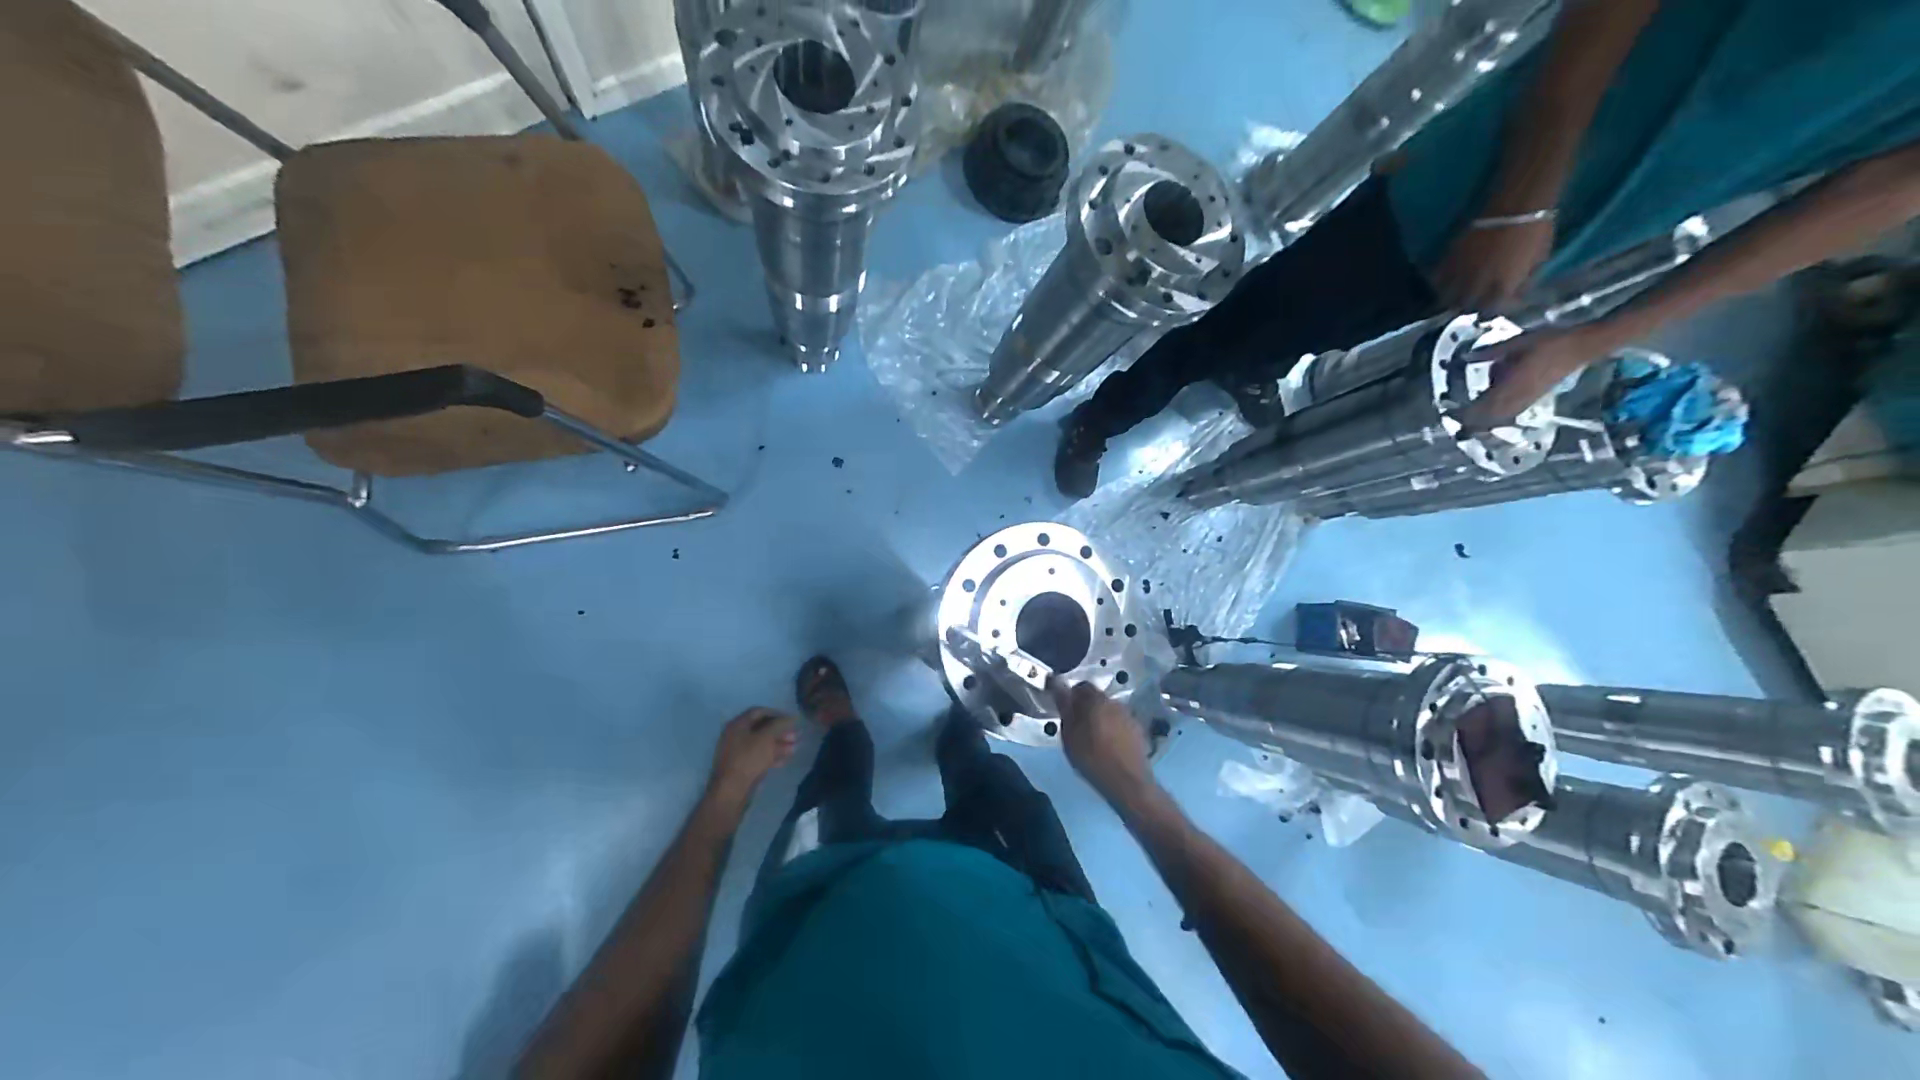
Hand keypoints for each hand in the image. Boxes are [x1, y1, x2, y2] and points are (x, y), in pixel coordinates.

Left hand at [707, 707, 797, 806]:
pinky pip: (759, 756)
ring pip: (761, 743)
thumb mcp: (767, 737)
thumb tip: (792, 717)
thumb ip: (780, 724)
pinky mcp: (742, 767)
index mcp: (737, 725)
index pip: (758, 712)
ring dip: (779, 744)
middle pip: (761, 728)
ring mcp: (738, 752)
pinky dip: (772, 755)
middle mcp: (735, 736)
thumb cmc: (749, 758)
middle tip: (795, 736)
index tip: (791, 720)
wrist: (732, 790)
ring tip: (795, 748)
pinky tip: (785, 760)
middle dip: (780, 731)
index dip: (777, 714)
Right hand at [1050, 679, 1154, 805]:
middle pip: (1096, 698)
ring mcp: (1129, 716)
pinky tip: (1108, 746)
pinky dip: (1113, 730)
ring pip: (1109, 711)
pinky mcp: (1138, 731)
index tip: (1064, 711)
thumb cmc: (1092, 757)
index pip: (1081, 686)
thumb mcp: (1069, 733)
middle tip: (1075, 726)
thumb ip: (1064, 705)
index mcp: (1096, 699)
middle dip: (1085, 708)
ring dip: (1100, 719)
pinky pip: (1120, 724)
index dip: (1071, 696)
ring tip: (1092, 738)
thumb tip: (1056, 681)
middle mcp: (1115, 702)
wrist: (1127, 782)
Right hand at [1430, 217, 1554, 312]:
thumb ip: (1522, 283)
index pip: (1490, 311)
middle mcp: (1477, 285)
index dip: (1491, 312)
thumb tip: (1513, 297)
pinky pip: (1436, 279)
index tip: (1492, 309)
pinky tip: (1444, 282)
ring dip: (1451, 299)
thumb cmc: (1534, 232)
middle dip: (1468, 307)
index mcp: (1502, 287)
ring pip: (1446, 297)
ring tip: (1455, 296)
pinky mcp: (1449, 259)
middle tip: (1473, 303)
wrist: (1518, 205)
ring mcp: (1460, 272)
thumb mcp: (1538, 262)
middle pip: (1464, 307)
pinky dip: (1438, 284)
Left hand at [1452, 324, 1607, 429]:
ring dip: (1482, 423)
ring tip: (1466, 425)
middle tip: (1454, 424)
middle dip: (1470, 424)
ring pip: (1499, 419)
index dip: (1463, 414)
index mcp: (1510, 385)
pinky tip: (1490, 417)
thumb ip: (1489, 353)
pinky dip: (1496, 418)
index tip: (1448, 413)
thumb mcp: (1516, 343)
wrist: (1583, 346)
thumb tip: (1465, 358)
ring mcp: (1527, 400)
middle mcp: (1517, 397)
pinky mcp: (1534, 399)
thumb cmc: (1549, 342)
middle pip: (1488, 418)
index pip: (1480, 407)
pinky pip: (1511, 415)